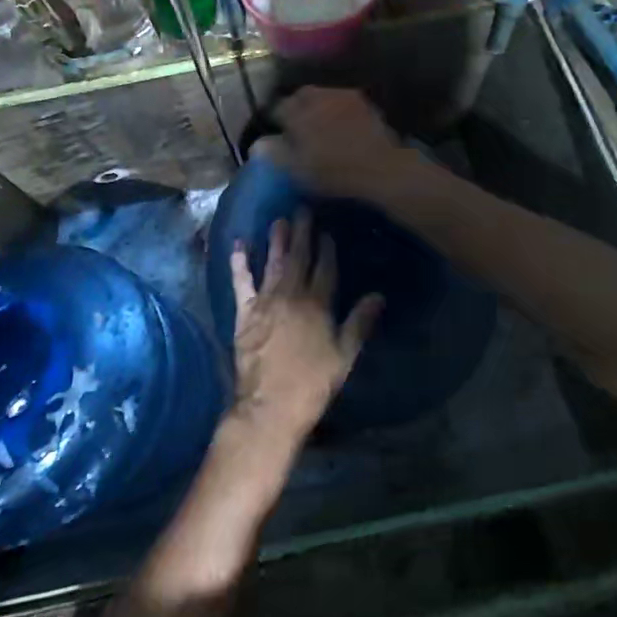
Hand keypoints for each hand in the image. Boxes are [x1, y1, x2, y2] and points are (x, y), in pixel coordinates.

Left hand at [228, 211, 382, 441]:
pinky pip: (241, 281)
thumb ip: (359, 323)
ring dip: (276, 241)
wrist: (270, 405)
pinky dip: (240, 262)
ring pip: (273, 263)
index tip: (327, 231)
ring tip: (279, 220)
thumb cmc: (313, 384)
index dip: (326, 249)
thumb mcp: (344, 356)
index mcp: (318, 306)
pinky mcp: (244, 312)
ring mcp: (266, 302)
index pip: (325, 269)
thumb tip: (378, 295)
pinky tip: (238, 244)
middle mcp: (292, 296)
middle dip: (302, 234)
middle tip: (302, 210)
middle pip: (299, 259)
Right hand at [262, 87, 414, 200]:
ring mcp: (343, 96)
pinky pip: (342, 101)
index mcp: (297, 112)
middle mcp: (318, 96)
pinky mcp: (364, 102)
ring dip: (317, 106)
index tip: (275, 133)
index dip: (274, 121)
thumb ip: (275, 153)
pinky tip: (341, 125)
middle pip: (300, 96)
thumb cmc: (334, 171)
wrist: (381, 167)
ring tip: (319, 125)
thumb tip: (257, 144)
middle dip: (295, 108)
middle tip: (297, 127)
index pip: (276, 109)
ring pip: (322, 96)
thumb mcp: (297, 169)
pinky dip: (336, 110)